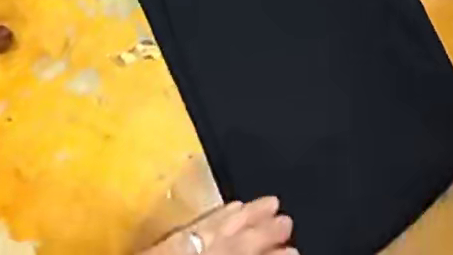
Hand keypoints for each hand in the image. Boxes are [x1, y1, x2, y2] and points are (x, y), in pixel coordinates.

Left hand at [141, 197, 296, 254]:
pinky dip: (216, 216)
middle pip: (227, 243)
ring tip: (268, 203)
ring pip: (212, 228)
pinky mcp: (159, 251)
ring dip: (243, 217)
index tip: (294, 252)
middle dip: (260, 233)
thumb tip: (253, 252)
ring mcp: (170, 253)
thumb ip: (217, 250)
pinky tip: (231, 207)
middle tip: (288, 221)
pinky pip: (193, 227)